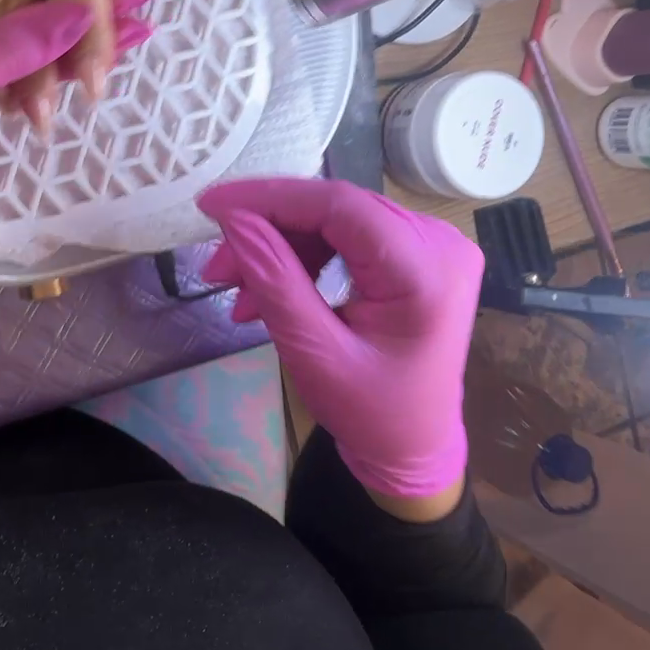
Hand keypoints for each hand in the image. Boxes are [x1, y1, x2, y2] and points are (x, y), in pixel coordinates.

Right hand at [197, 178, 483, 500]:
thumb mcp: (314, 353)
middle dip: (266, 230)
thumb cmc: (370, 413)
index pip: (338, 206)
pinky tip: (264, 291)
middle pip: (333, 210)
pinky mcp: (413, 255)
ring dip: (276, 247)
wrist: (413, 451)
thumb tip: (233, 220)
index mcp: (427, 271)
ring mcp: (429, 247)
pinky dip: (298, 258)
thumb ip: (274, 280)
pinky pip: (343, 237)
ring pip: (331, 221)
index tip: (211, 205)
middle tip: (217, 266)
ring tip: (234, 287)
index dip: (269, 198)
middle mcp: (439, 243)